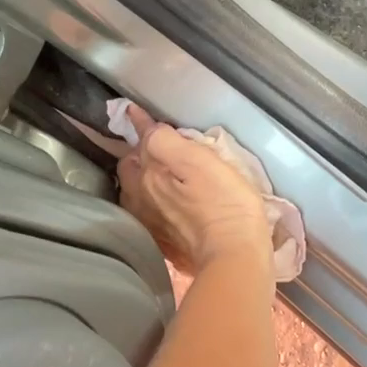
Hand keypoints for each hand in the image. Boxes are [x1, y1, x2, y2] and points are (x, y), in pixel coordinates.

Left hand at [116, 106, 270, 274]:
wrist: (235, 256)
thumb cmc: (225, 203)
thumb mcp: (200, 161)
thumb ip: (167, 142)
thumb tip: (150, 130)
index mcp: (148, 177)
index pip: (142, 141)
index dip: (142, 123)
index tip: (135, 110)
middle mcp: (142, 199)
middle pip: (131, 169)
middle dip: (138, 155)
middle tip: (157, 148)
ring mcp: (151, 224)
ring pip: (136, 192)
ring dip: (142, 181)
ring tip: (159, 175)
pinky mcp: (164, 244)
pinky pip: (149, 215)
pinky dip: (152, 203)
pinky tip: (166, 204)